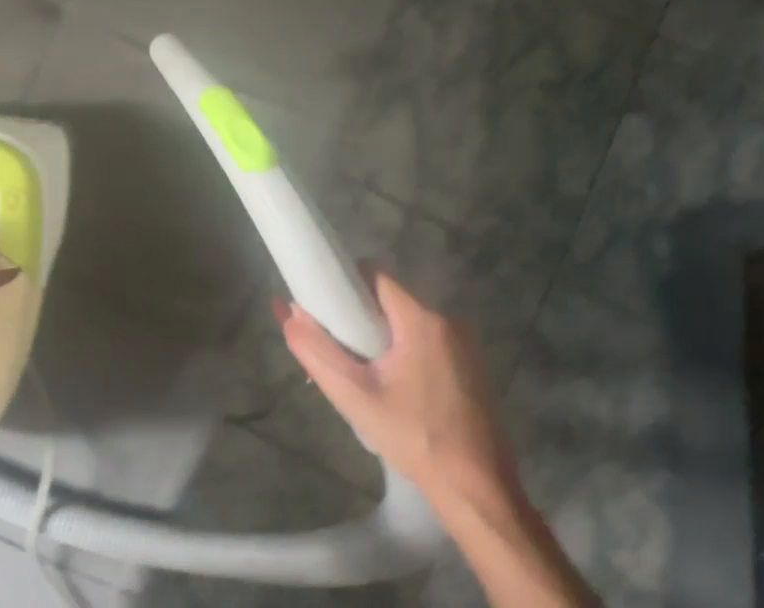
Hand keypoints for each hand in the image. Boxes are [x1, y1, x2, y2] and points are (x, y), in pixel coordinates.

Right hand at [278, 271, 515, 494]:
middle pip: (389, 298)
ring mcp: (466, 347)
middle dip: (356, 313)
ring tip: (358, 370)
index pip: (374, 275)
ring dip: (379, 335)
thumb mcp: (350, 392)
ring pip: (406, 322)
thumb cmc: (412, 435)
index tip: (320, 306)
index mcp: (423, 321)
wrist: (476, 489)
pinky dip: (401, 351)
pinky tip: (389, 386)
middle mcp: (450, 324)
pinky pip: (425, 341)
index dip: (341, 282)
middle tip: (334, 346)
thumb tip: (286, 310)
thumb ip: (312, 348)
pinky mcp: (472, 369)